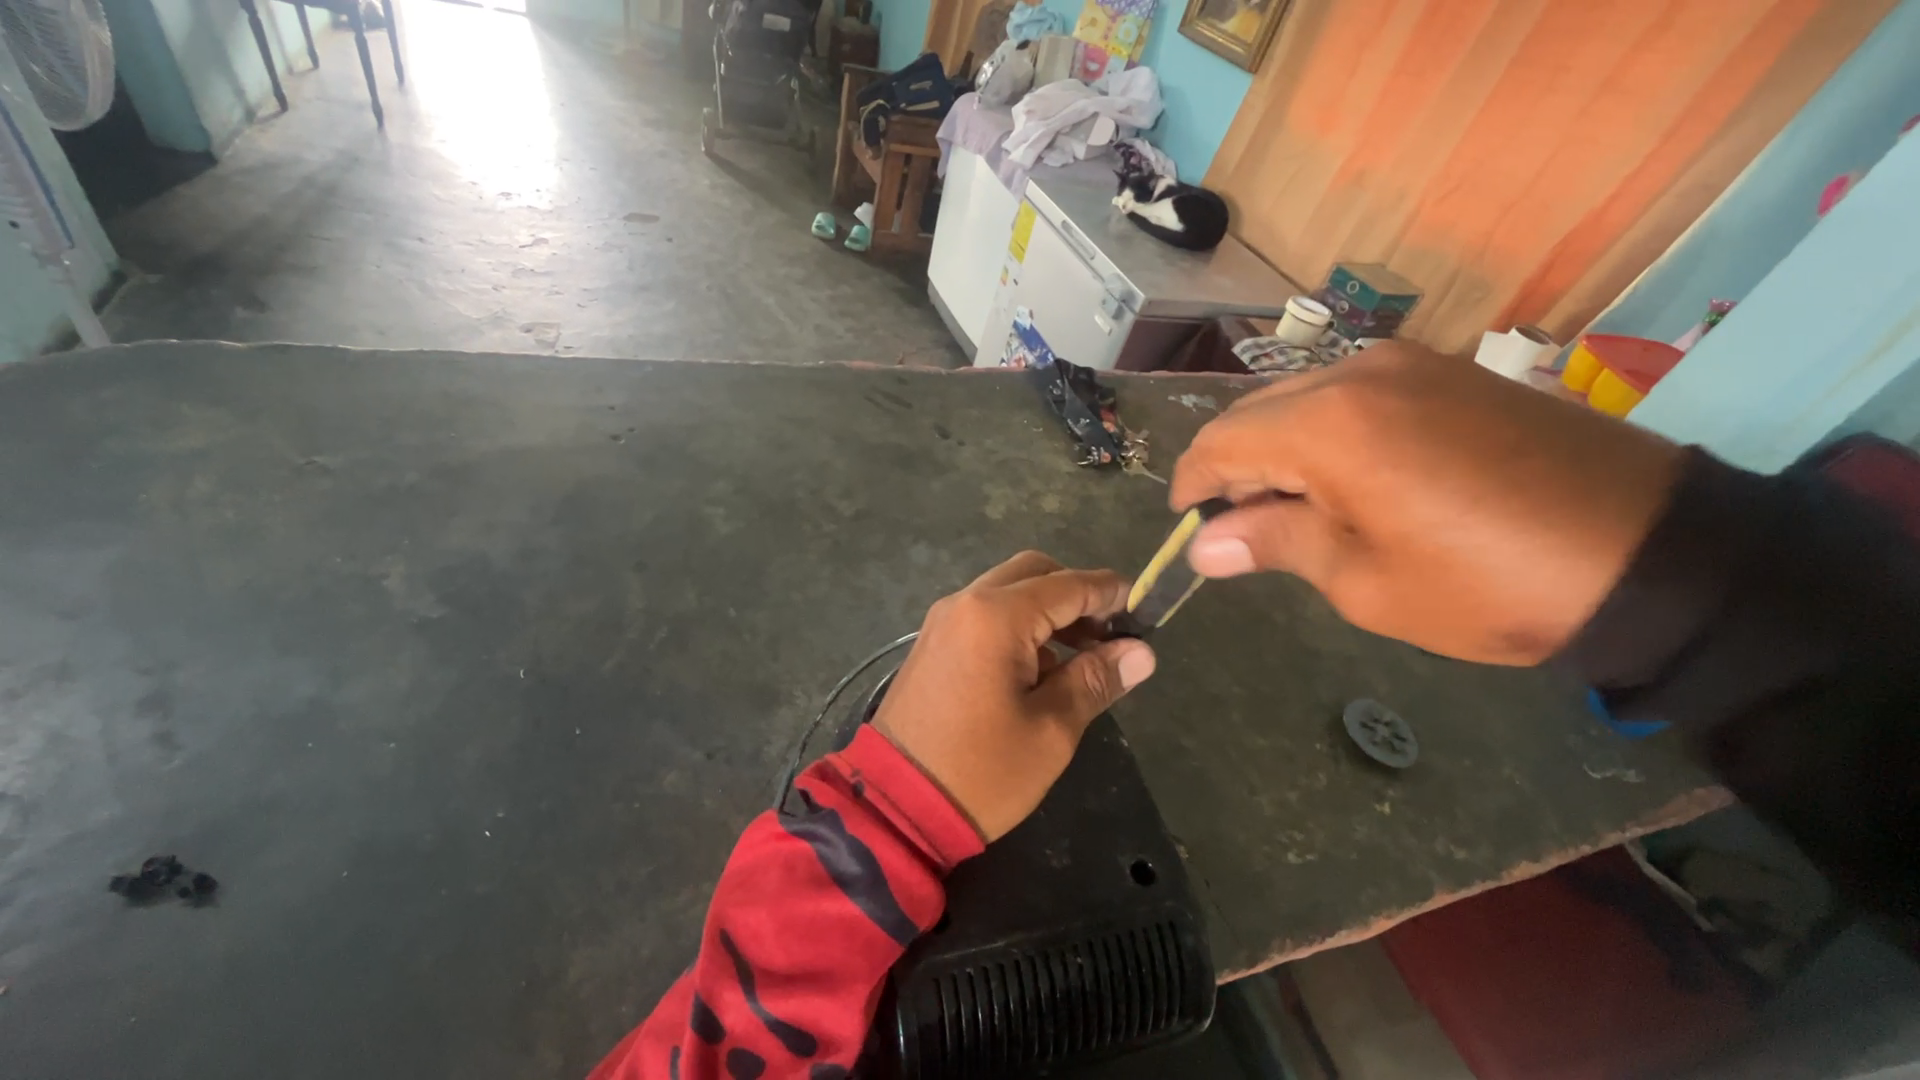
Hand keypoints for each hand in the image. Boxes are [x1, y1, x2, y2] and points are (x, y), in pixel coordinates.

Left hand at [870, 551, 1156, 841]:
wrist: (894, 807)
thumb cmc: (982, 772)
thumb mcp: (1051, 729)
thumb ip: (1096, 679)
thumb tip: (1140, 652)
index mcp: (996, 617)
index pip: (1069, 585)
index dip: (1112, 594)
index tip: (1146, 612)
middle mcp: (965, 604)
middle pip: (1033, 573)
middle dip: (1077, 595)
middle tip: (1110, 636)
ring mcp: (942, 622)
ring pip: (1007, 592)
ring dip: (1047, 611)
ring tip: (1082, 659)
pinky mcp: (932, 645)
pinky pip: (984, 616)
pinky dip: (1017, 626)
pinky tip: (1038, 671)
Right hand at [1170, 343, 1684, 664]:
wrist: (1651, 554)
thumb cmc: (1488, 585)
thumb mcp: (1365, 582)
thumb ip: (1275, 545)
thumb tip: (1204, 545)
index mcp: (1327, 425)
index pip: (1220, 443)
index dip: (1191, 485)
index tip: (1187, 524)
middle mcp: (1356, 373)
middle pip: (1255, 412)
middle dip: (1234, 466)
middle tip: (1242, 526)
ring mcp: (1407, 363)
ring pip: (1301, 396)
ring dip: (1279, 445)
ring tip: (1296, 506)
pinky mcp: (1446, 370)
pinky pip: (1352, 392)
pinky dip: (1326, 429)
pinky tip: (1346, 475)